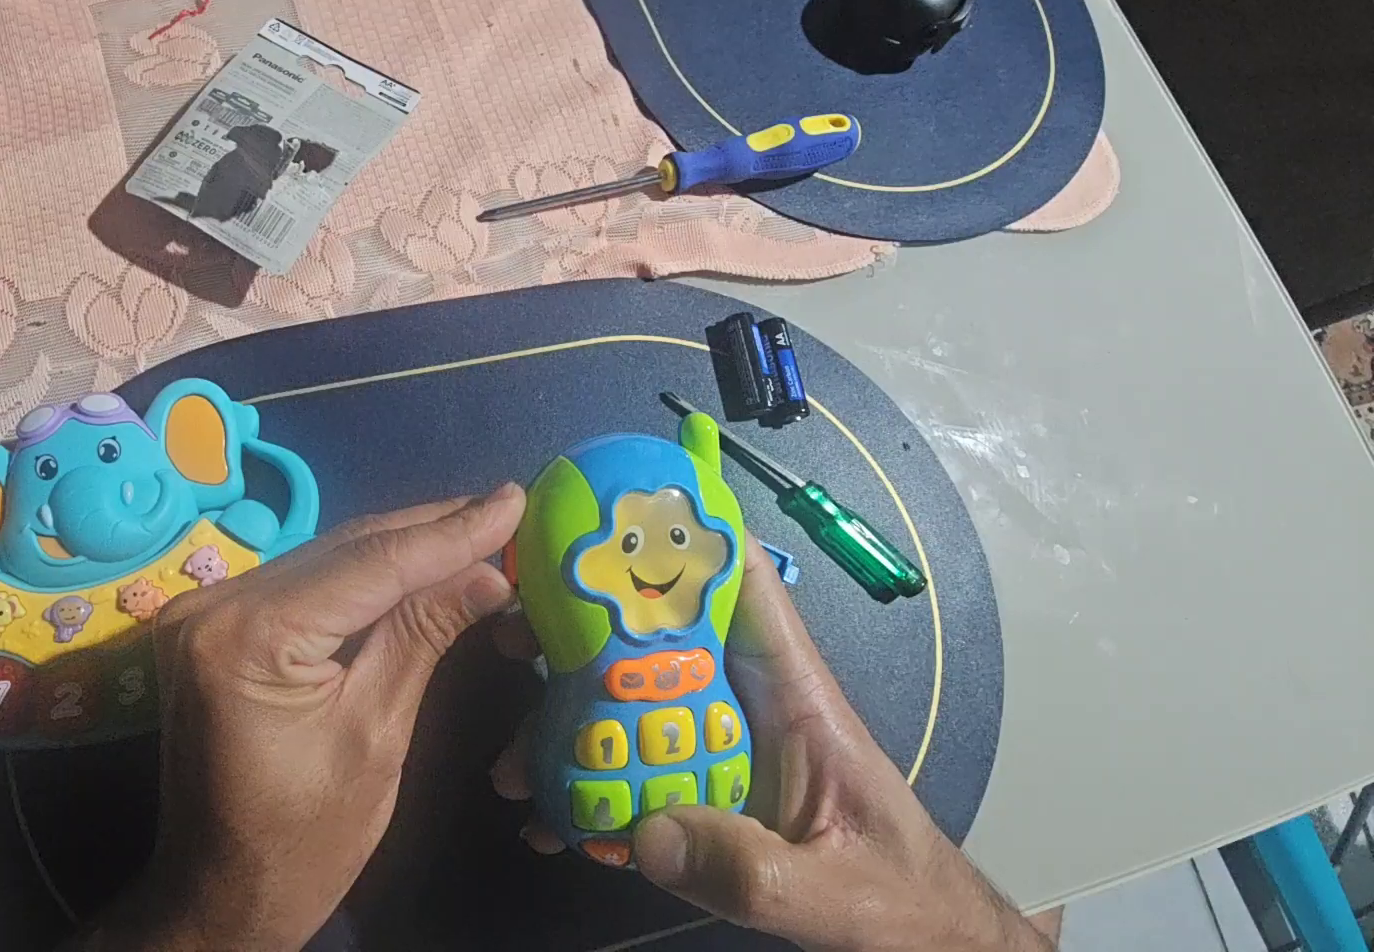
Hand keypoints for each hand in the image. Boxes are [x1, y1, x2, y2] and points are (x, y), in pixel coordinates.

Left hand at [93, 485, 525, 951]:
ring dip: (406, 542)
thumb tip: (491, 574)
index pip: (371, 566)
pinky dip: (368, 569)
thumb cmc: (304, 841)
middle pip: (348, 548)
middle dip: (432, 528)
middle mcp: (217, 603)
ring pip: (330, 555)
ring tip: (476, 524)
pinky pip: (310, 578)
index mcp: (249, 637)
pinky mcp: (220, 618)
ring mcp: (210, 607)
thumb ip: (424, 635)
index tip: (513, 501)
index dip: (450, 533)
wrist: (218, 895)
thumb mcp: (377, 734)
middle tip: (503, 506)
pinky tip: (418, 555)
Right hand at [491, 533, 1050, 951]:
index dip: (683, 533)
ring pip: (627, 698)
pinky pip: (628, 763)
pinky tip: (548, 821)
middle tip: (517, 641)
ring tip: (514, 766)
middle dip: (579, 628)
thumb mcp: (838, 894)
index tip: (607, 520)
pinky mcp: (695, 782)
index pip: (742, 581)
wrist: (916, 941)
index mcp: (788, 686)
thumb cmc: (901, 897)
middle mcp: (739, 694)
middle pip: (654, 633)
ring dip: (564, 719)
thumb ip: (754, 870)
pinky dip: (585, 783)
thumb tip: (646, 834)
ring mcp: (711, 738)